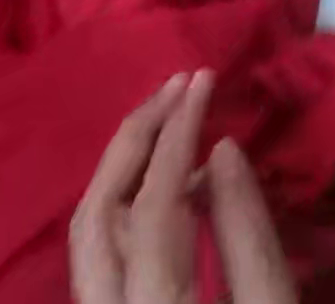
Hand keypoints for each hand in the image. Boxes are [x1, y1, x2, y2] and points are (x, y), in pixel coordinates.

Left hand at [70, 72, 297, 303]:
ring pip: (86, 236)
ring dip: (127, 164)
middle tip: (176, 84)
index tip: (202, 81)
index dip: (177, 135)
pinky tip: (172, 178)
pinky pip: (101, 254)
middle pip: (94, 218)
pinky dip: (131, 200)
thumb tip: (223, 149)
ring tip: (172, 115)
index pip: (154, 205)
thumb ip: (248, 231)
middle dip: (135, 138)